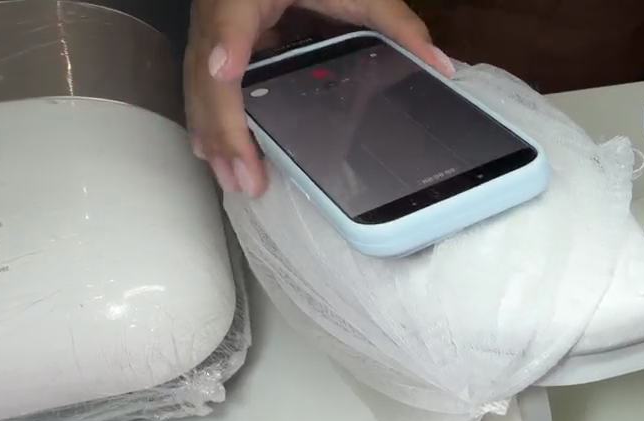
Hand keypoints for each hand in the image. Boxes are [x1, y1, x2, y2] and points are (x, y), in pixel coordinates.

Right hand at [185, 0, 452, 196]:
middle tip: (245, 178)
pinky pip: (204, 79)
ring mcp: (214, 22)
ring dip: (213, 132)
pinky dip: (210, 116)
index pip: (233, 14)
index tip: (226, 71)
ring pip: (200, 78)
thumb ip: (399, 23)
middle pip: (211, 67)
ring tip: (233, 180)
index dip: (228, 42)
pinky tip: (214, 151)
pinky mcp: (216, 38)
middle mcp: (223, 4)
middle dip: (225, 126)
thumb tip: (443, 65)